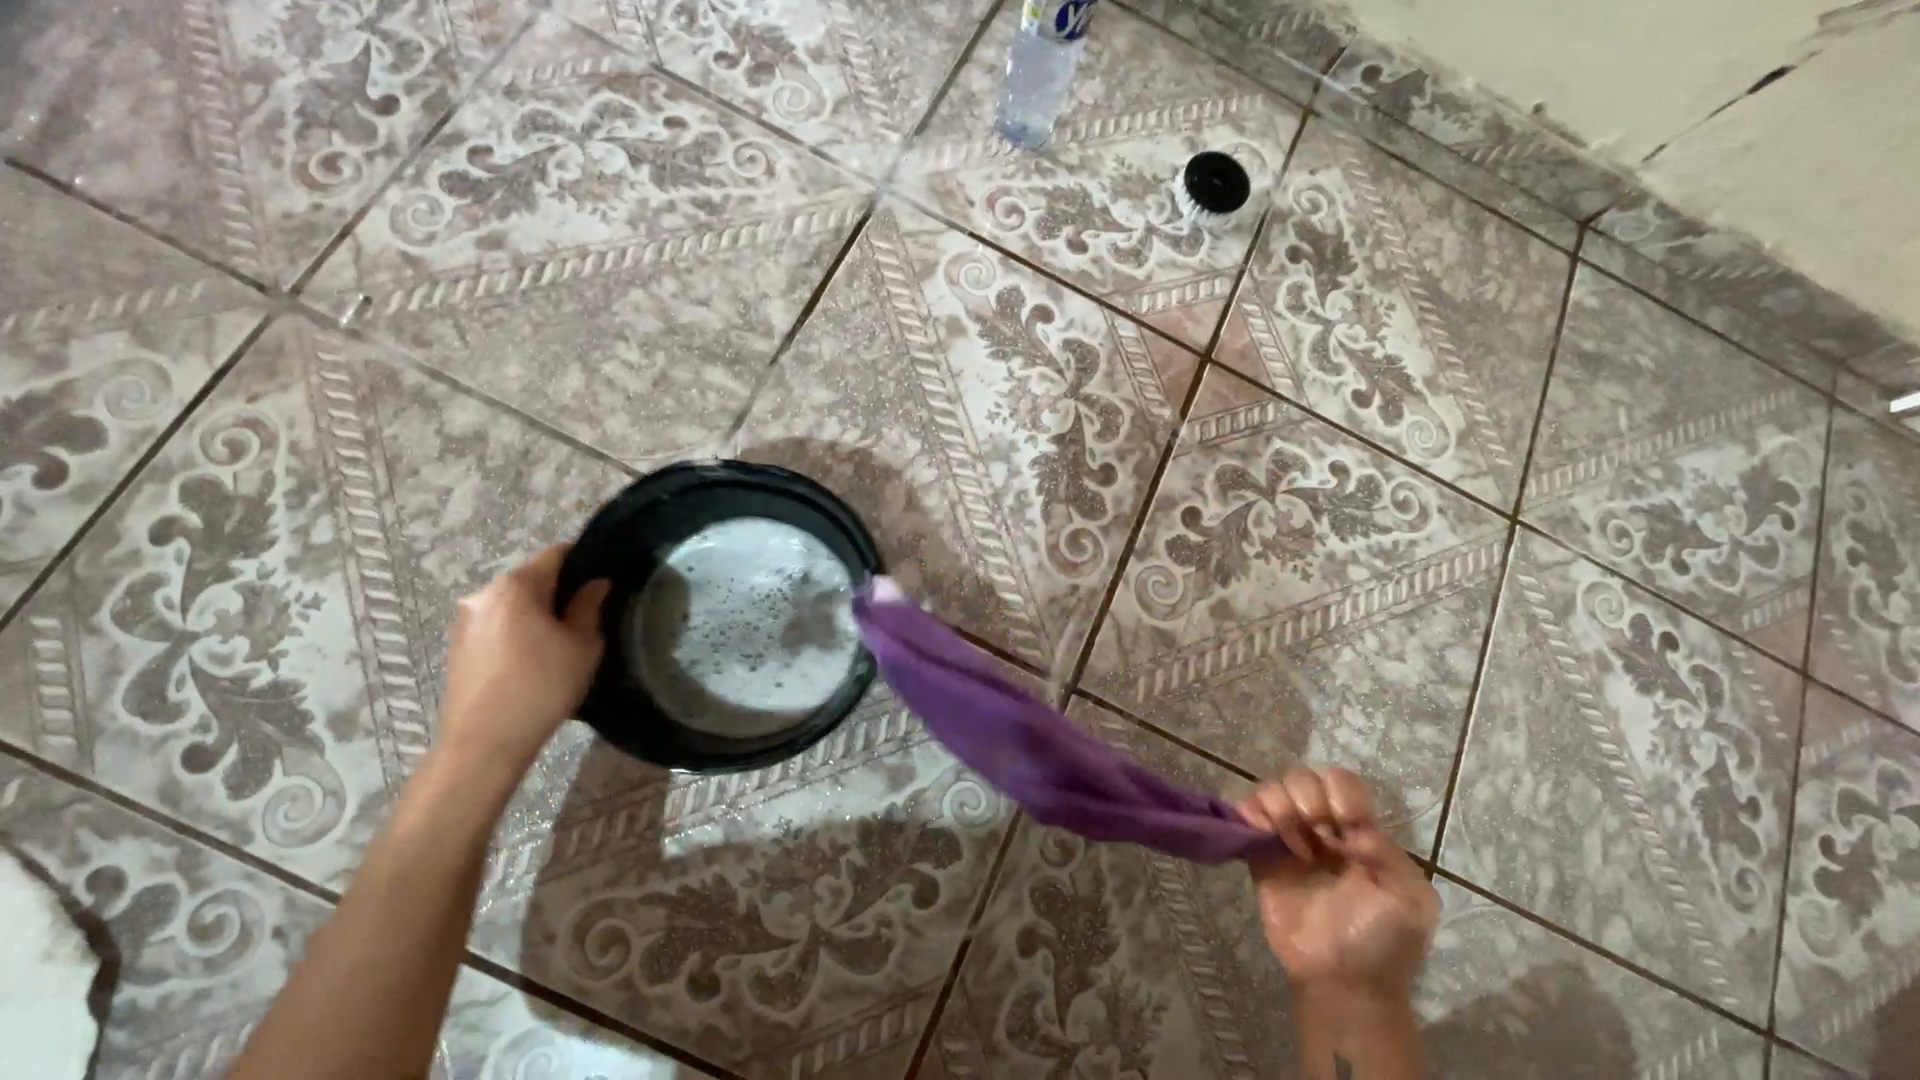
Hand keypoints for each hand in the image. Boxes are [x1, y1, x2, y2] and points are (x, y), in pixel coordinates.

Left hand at [437, 545, 608, 777]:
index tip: (602, 584)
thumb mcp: (582, 646)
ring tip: (557, 645)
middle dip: (559, 592)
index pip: (557, 554)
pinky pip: (497, 625)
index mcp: (517, 586)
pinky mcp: (457, 645)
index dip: (584, 563)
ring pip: (513, 604)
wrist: (483, 742)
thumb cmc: (541, 688)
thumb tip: (596, 583)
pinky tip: (530, 661)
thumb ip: (590, 606)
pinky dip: (517, 632)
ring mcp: (466, 619)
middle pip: (532, 579)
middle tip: (585, 620)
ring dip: (536, 614)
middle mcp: (484, 593)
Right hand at [1236, 767, 1438, 998]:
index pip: (1343, 783)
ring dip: (1280, 805)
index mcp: (1360, 832)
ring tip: (1294, 846)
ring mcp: (1288, 842)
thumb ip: (1390, 856)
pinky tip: (1261, 833)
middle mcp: (1322, 829)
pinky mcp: (1260, 858)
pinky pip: (1245, 816)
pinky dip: (1248, 812)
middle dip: (1307, 797)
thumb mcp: (1410, 901)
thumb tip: (1353, 829)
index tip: (1346, 825)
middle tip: (1316, 833)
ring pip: (1273, 790)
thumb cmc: (1384, 943)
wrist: (1344, 983)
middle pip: (1304, 778)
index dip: (1341, 794)